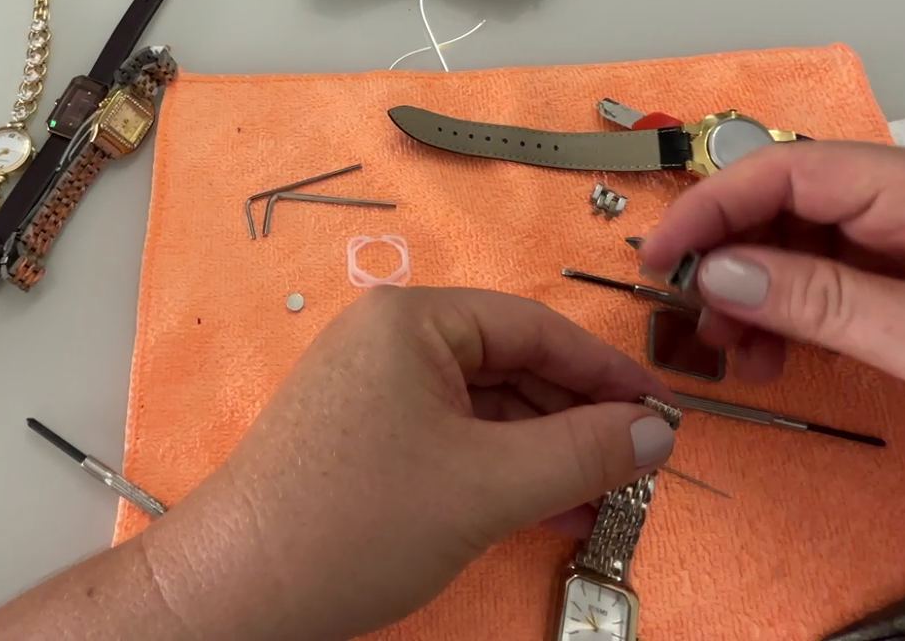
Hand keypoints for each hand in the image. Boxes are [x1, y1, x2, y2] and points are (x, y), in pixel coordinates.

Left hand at [138, 287, 675, 640]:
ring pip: (482, 405)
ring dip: (543, 451)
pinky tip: (549, 509)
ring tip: (603, 503)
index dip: (602, 368)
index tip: (663, 412)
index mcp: (412, 317)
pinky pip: (451, 434)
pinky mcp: (366, 429)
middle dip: (574, 419)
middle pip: (507, 364)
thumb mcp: (488, 484)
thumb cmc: (365, 517)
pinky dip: (500, 468)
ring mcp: (374, 383)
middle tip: (638, 469)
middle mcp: (390, 336)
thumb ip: (583, 452)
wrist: (242, 586)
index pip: (530, 325)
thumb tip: (658, 431)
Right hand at [640, 141, 904, 551]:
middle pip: (795, 208)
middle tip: (690, 310)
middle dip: (732, 254)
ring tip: (731, 345)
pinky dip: (794, 319)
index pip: (798, 171)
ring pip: (808, 252)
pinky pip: (838, 292)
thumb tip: (722, 273)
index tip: (664, 254)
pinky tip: (773, 351)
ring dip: (756, 293)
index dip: (717, 206)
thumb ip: (829, 304)